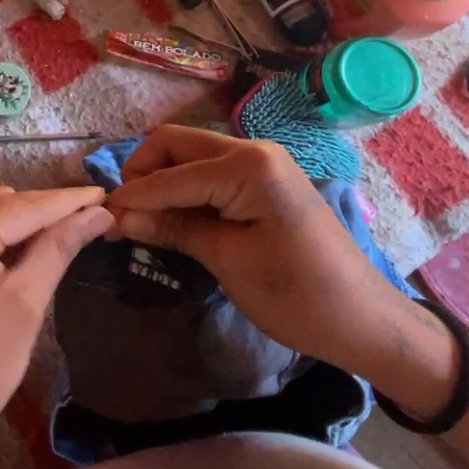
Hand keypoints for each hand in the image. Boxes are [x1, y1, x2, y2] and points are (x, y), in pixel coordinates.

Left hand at [0, 185, 112, 456]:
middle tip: (83, 228)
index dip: (68, 201)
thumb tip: (98, 211)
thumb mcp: (24, 304)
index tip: (108, 193)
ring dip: (9, 223)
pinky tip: (2, 256)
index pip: (24, 204)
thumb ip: (59, 247)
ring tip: (44, 248)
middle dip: (38, 215)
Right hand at [105, 126, 416, 379]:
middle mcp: (253, 150)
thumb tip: (119, 217)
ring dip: (163, 182)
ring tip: (140, 220)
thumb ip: (172, 228)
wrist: (368, 324)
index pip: (171, 172)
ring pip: (192, 157)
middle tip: (123, 215)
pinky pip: (211, 174)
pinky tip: (172, 219)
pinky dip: (186, 191)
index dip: (133, 196)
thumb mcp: (227, 261)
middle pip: (177, 144)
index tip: (100, 219)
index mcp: (248, 165)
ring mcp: (262, 163)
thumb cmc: (298, 295)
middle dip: (144, 174)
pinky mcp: (265, 182)